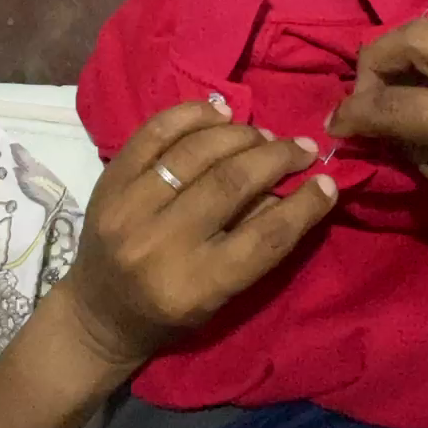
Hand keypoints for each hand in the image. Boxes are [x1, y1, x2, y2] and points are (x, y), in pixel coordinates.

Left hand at [51, 101, 337, 371]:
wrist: (98, 313)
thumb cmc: (168, 315)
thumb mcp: (219, 298)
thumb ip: (253, 244)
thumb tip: (290, 189)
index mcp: (192, 287)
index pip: (262, 239)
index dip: (303, 207)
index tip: (329, 183)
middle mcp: (158, 245)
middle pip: (230, 184)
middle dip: (276, 158)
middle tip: (303, 146)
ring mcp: (127, 208)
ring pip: (195, 152)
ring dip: (239, 135)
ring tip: (264, 134)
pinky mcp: (109, 182)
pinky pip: (154, 133)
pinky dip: (190, 115)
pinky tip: (220, 112)